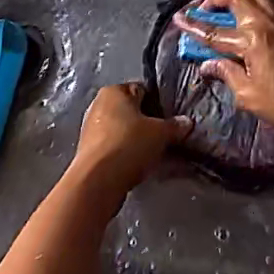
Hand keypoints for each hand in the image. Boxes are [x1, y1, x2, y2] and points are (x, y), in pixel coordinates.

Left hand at [72, 83, 190, 192]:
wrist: (96, 183)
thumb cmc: (129, 144)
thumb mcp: (161, 133)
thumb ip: (175, 126)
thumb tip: (186, 123)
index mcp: (114, 91)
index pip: (142, 90)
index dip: (158, 103)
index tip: (170, 118)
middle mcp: (99, 106)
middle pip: (132, 112)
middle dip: (148, 124)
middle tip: (165, 137)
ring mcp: (91, 131)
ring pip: (123, 132)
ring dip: (137, 141)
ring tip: (155, 154)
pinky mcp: (88, 154)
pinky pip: (114, 149)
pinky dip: (126, 155)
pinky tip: (139, 166)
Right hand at [173, 0, 273, 133]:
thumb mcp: (246, 93)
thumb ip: (225, 72)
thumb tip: (207, 64)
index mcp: (251, 39)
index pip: (215, 31)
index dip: (194, 25)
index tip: (179, 18)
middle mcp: (265, 23)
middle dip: (214, 0)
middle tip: (201, 9)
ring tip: (223, 6)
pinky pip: (268, 3)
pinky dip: (254, 1)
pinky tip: (248, 12)